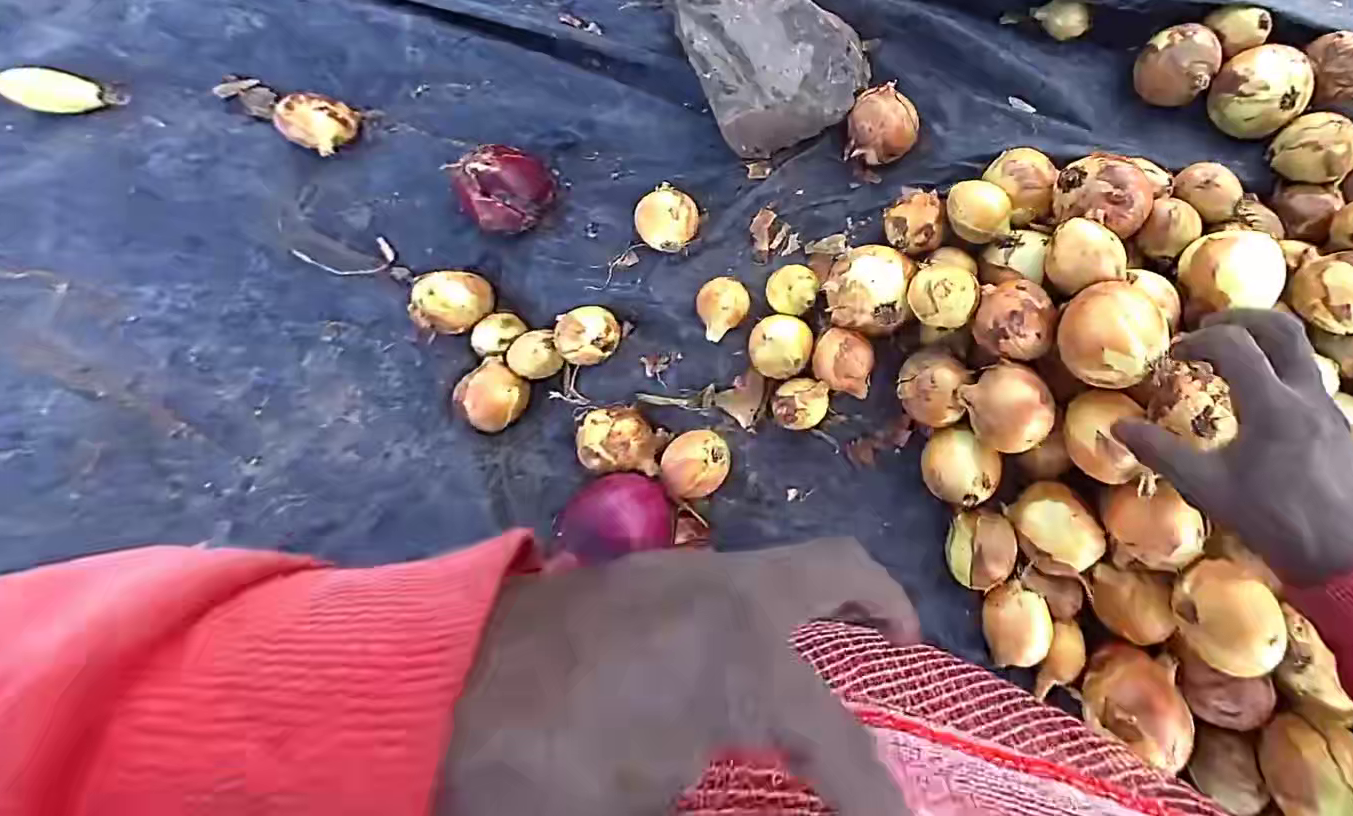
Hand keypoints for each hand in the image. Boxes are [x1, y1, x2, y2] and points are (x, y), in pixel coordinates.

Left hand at [437, 538, 918, 815]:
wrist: (452, 678)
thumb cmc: (551, 759)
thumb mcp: (646, 804)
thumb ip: (723, 787)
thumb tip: (751, 773)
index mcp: (749, 660)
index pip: (839, 740)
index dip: (875, 795)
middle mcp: (742, 594)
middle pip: (843, 567)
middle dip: (884, 603)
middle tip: (900, 644)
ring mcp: (704, 570)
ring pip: (795, 561)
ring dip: (827, 599)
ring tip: (837, 647)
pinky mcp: (669, 571)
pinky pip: (750, 579)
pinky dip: (776, 607)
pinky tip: (749, 658)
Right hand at [1115, 309, 1352, 586]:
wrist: (1348, 557)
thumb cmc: (1272, 519)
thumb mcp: (1205, 487)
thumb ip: (1159, 452)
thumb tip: (1117, 426)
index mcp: (1271, 406)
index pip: (1233, 344)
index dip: (1197, 341)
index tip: (1174, 356)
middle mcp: (1303, 394)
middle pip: (1278, 327)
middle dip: (1237, 318)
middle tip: (1205, 330)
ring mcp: (1324, 404)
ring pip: (1298, 345)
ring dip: (1259, 336)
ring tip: (1227, 351)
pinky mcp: (1333, 419)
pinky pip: (1304, 369)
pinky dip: (1274, 361)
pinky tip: (1252, 387)